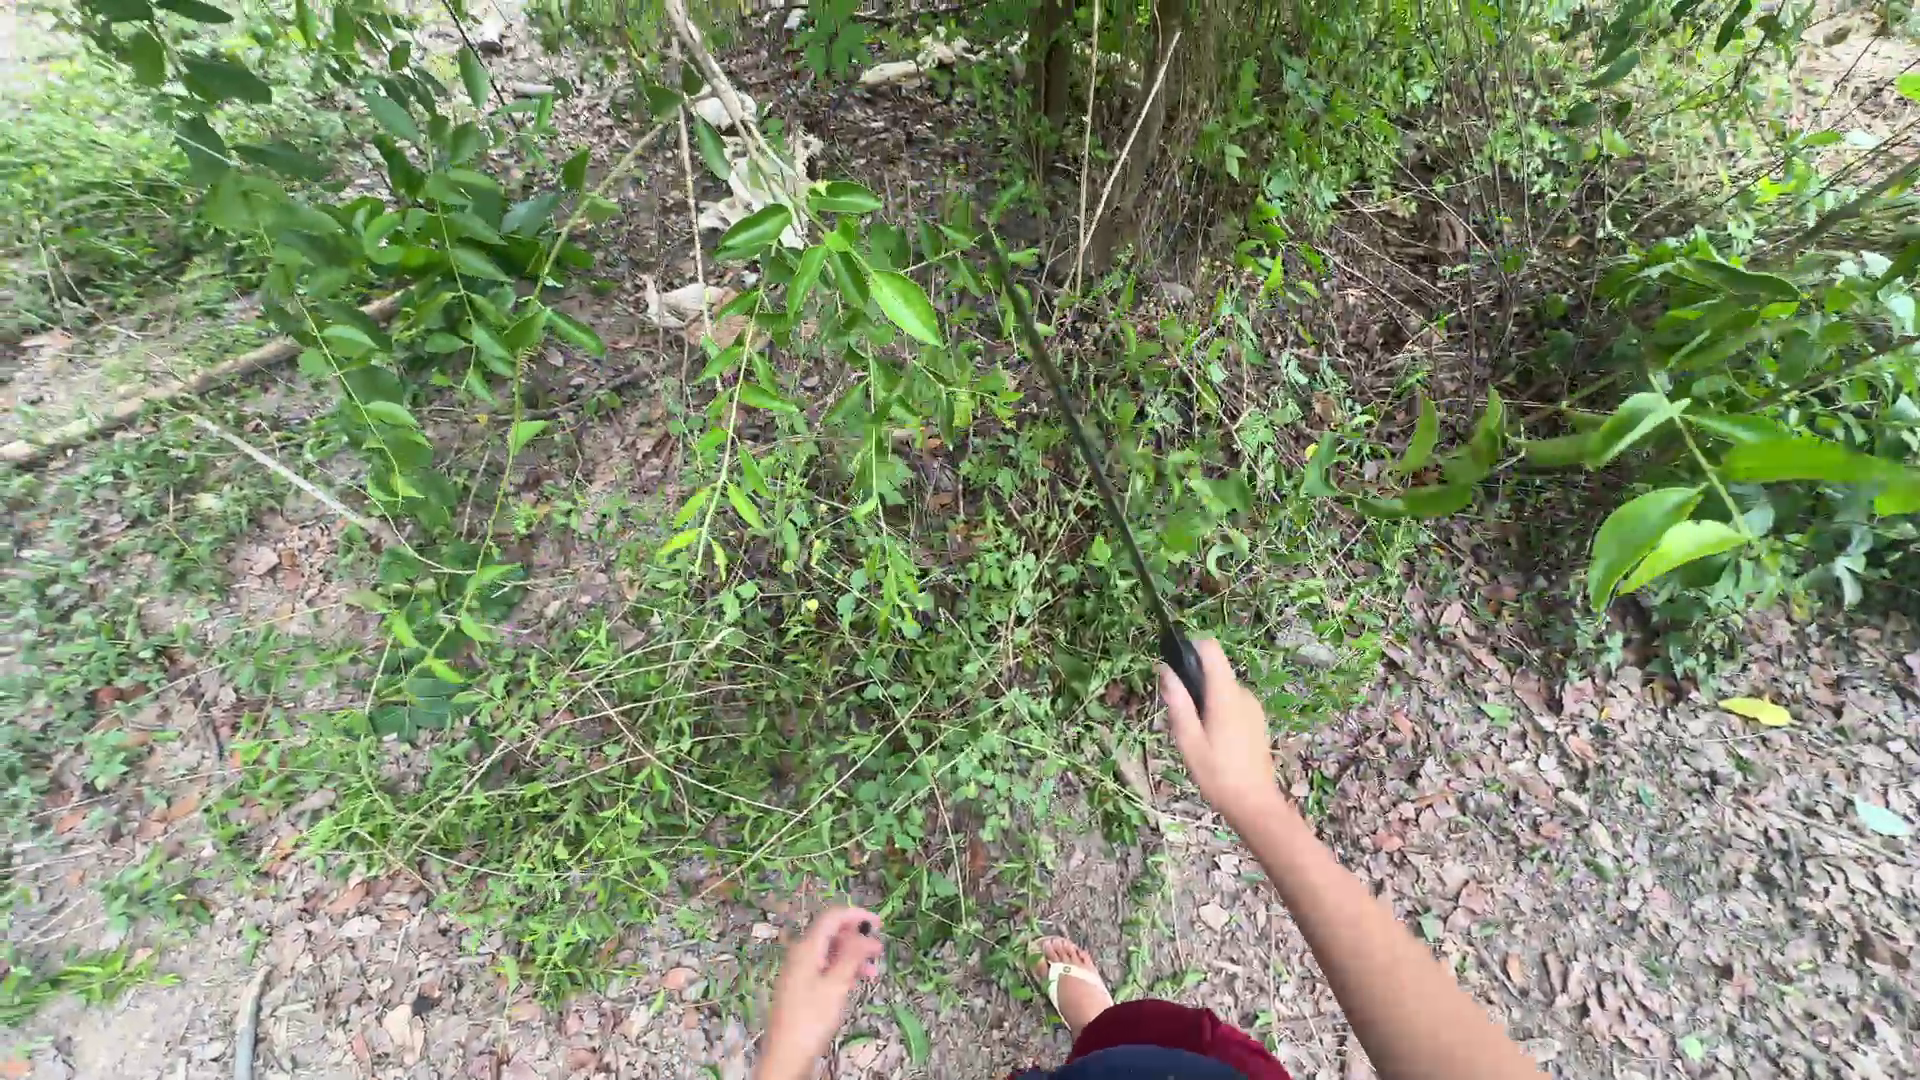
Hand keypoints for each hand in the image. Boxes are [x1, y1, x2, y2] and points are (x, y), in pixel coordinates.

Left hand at [754, 906, 883, 1079]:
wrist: (785, 1057)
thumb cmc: (811, 1018)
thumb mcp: (836, 985)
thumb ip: (851, 955)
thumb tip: (864, 933)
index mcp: (807, 947)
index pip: (833, 917)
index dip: (856, 915)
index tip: (878, 923)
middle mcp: (802, 953)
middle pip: (832, 934)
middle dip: (857, 939)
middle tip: (879, 951)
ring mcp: (800, 970)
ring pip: (831, 952)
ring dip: (853, 957)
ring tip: (873, 971)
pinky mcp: (802, 987)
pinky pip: (826, 967)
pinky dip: (843, 970)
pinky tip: (857, 981)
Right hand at [1159, 639, 1285, 827]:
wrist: (1254, 804)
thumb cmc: (1216, 773)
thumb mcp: (1188, 739)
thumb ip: (1178, 702)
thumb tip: (1165, 670)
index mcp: (1225, 695)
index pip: (1212, 650)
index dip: (1192, 648)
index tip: (1175, 663)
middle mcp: (1243, 694)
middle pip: (1215, 671)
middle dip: (1194, 683)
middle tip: (1181, 716)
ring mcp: (1253, 707)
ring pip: (1222, 688)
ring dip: (1206, 699)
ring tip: (1196, 733)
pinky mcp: (1257, 720)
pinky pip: (1233, 702)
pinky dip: (1218, 709)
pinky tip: (1212, 739)